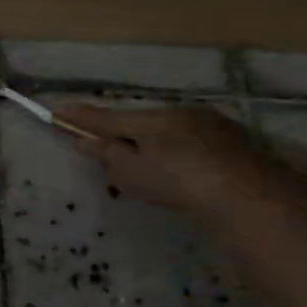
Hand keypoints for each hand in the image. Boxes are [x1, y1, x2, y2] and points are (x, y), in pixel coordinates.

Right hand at [52, 105, 289, 212]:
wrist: (249, 195)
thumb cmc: (178, 182)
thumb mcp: (131, 173)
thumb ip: (108, 155)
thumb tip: (86, 141)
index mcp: (150, 118)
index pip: (107, 118)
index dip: (80, 118)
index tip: (57, 111)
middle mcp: (179, 113)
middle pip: (140, 121)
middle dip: (121, 131)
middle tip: (105, 145)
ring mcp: (210, 124)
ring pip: (169, 130)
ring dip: (153, 142)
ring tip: (146, 164)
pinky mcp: (234, 141)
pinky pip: (192, 141)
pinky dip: (179, 151)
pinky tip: (182, 170)